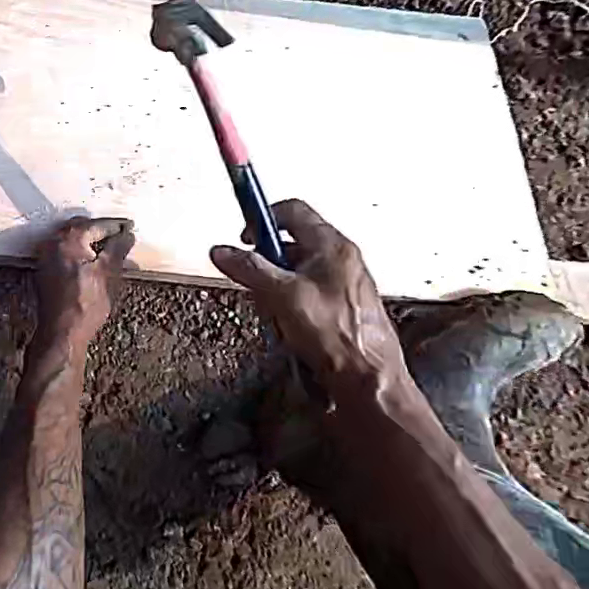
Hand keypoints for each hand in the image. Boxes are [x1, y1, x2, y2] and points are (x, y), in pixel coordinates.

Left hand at [36, 217, 134, 348]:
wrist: (62, 331)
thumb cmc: (85, 304)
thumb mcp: (108, 274)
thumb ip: (117, 250)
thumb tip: (127, 235)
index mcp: (67, 240)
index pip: (95, 225)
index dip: (115, 225)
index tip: (129, 226)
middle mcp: (52, 244)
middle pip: (79, 228)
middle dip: (99, 230)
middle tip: (119, 233)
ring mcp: (45, 258)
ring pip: (70, 240)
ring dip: (88, 240)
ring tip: (108, 247)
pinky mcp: (45, 271)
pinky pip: (63, 252)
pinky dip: (78, 251)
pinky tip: (92, 260)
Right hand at [208, 200, 405, 386]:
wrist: (367, 378)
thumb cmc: (335, 334)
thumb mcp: (281, 295)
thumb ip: (249, 268)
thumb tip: (222, 251)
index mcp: (332, 247)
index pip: (293, 211)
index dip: (262, 218)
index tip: (243, 238)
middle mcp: (341, 259)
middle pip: (289, 243)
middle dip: (264, 262)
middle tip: (255, 283)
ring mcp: (341, 282)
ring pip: (293, 271)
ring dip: (274, 288)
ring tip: (274, 312)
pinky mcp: (338, 305)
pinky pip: (302, 293)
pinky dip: (286, 304)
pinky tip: (286, 324)